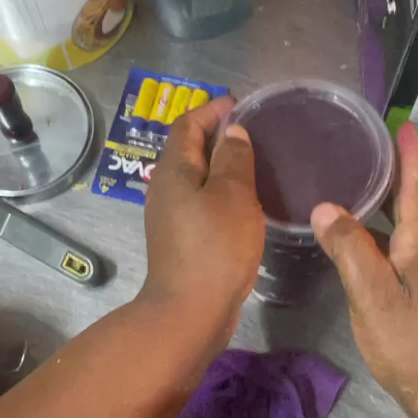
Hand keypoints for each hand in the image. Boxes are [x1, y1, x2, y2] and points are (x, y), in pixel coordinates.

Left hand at [138, 96, 264, 341]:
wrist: (190, 311)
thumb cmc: (214, 248)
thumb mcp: (233, 195)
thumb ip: (234, 158)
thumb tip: (233, 132)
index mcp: (173, 171)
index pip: (187, 125)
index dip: (212, 110)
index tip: (241, 105)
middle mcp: (164, 191)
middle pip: (188, 152)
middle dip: (216, 137)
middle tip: (253, 134)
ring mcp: (170, 220)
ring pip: (195, 181)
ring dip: (219, 169)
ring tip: (253, 167)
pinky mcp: (181, 244)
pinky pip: (200, 206)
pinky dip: (220, 196)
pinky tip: (243, 206)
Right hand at [312, 122, 417, 417]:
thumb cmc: (409, 343)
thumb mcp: (373, 295)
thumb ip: (350, 249)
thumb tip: (325, 206)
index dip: (412, 155)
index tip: (405, 123)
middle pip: (415, 200)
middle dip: (398, 170)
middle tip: (372, 144)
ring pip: (406, 223)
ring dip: (388, 199)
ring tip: (360, 180)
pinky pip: (399, 244)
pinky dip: (381, 229)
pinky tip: (359, 236)